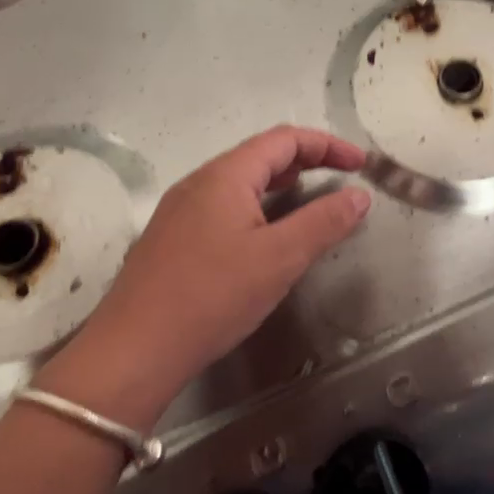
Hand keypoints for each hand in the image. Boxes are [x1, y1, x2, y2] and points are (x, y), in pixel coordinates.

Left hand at [35, 126, 370, 429]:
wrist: (132, 353)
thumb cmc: (211, 297)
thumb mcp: (280, 259)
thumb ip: (324, 222)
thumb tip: (360, 195)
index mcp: (225, 176)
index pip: (284, 140)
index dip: (327, 145)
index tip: (361, 164)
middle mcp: (198, 183)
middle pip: (260, 155)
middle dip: (307, 160)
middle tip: (342, 178)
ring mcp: (180, 211)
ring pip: (240, 181)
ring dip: (281, 183)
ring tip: (312, 199)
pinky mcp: (172, 240)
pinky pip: (224, 205)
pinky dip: (258, 205)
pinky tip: (266, 235)